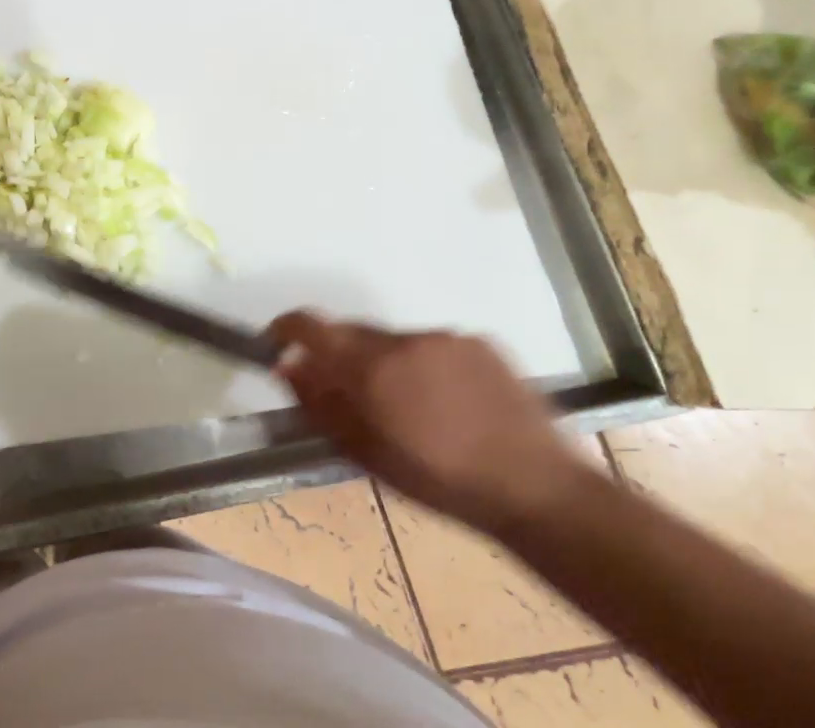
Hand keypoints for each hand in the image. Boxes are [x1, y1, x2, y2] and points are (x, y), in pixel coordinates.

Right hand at [268, 311, 595, 534]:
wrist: (538, 489)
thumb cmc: (438, 479)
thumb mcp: (362, 450)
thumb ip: (318, 403)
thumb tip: (287, 367)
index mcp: (370, 366)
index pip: (310, 325)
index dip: (285, 329)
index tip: (277, 344)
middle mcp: (405, 339)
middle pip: (352, 332)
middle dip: (340, 356)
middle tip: (348, 393)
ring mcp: (447, 338)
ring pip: (394, 341)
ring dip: (385, 362)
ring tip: (407, 406)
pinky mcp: (482, 345)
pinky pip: (434, 347)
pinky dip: (425, 366)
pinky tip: (446, 403)